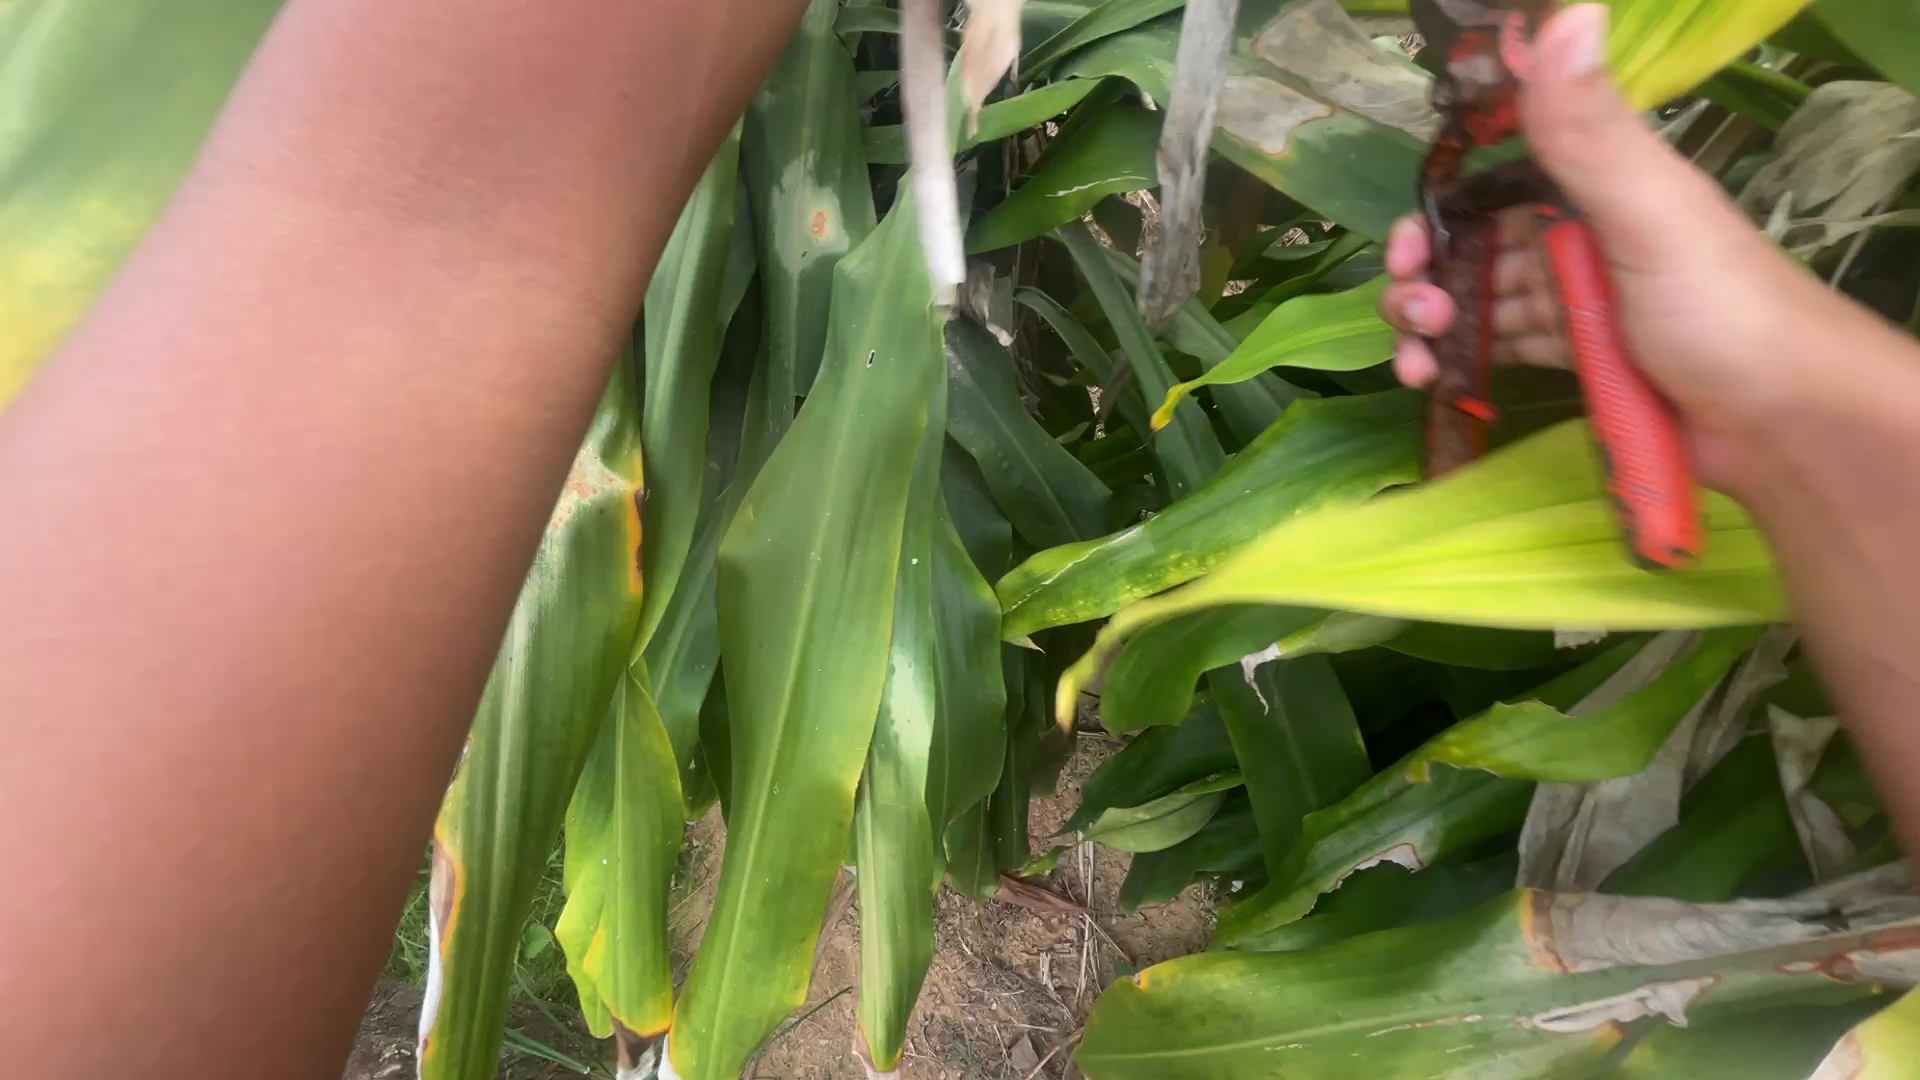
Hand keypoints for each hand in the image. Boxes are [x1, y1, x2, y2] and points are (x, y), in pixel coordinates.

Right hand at [1379, 3, 1873, 493]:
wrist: (1778, 419)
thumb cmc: (1717, 309)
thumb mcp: (1650, 214)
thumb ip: (1591, 136)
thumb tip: (1562, 14)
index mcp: (1593, 196)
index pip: (1487, 196)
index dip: (1435, 221)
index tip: (1406, 252)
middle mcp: (1573, 242)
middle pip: (1467, 256)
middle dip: (1420, 286)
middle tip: (1416, 317)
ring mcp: (1566, 302)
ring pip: (1470, 305)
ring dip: (1425, 331)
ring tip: (1414, 366)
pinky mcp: (1564, 353)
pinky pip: (1490, 347)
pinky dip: (1452, 361)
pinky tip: (1430, 379)